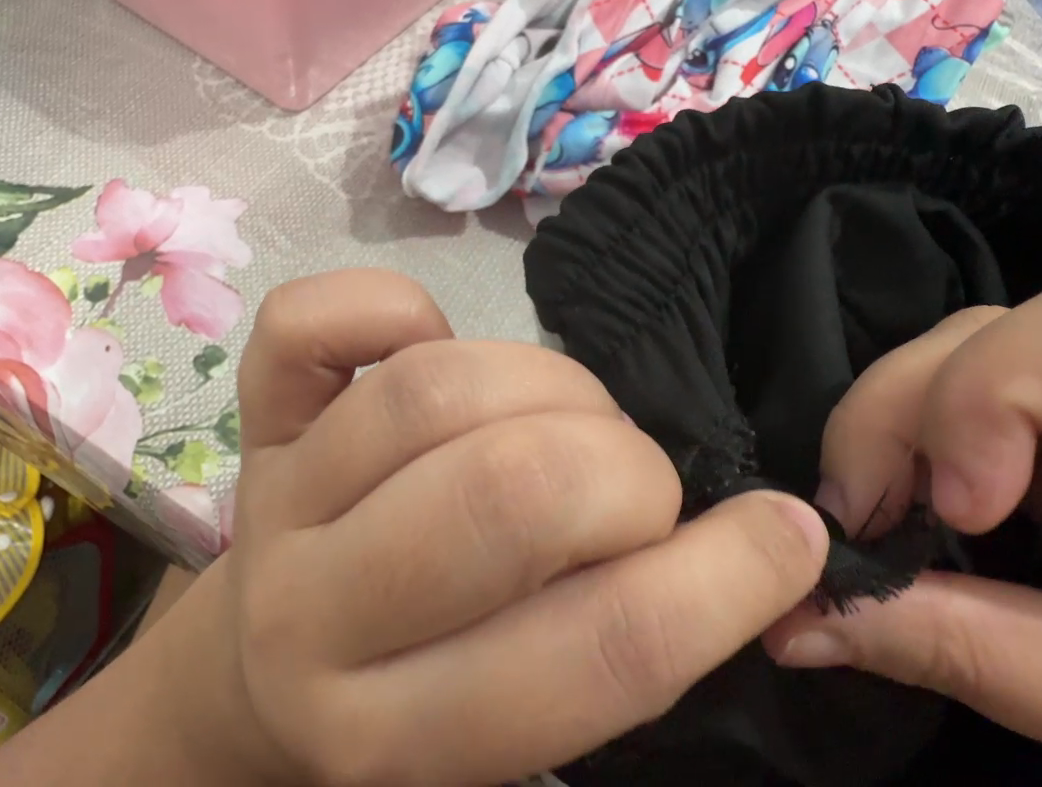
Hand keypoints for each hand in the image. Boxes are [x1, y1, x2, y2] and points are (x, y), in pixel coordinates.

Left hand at [145, 269, 831, 786]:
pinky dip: (392, 304)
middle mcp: (318, 616)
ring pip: (432, 390)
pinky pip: (308, 322)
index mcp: (397, 738)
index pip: (592, 652)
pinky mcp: (255, 416)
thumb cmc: (412, 698)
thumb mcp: (511, 713)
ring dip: (549, 385)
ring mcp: (278, 499)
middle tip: (634, 488)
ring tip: (569, 418)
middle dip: (621, 475)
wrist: (262, 673)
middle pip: (506, 495)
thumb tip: (764, 535)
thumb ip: (614, 640)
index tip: (786, 533)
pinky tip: (434, 337)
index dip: (721, 582)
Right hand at [765, 273, 1041, 786]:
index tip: (960, 511)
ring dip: (888, 434)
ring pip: (963, 364)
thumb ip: (976, 655)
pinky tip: (889, 517)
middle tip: (852, 521)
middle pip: (1005, 334)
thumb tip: (795, 619)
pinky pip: (959, 422)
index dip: (999, 388)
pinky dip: (901, 464)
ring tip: (862, 525)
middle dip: (903, 416)